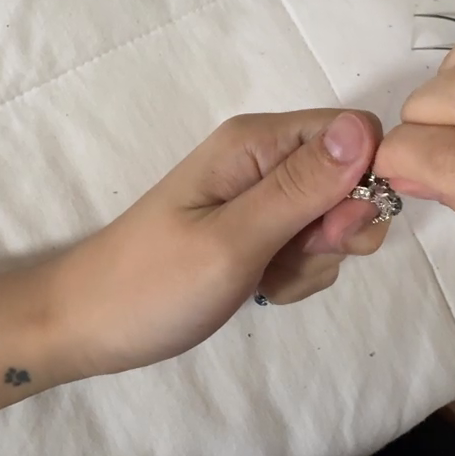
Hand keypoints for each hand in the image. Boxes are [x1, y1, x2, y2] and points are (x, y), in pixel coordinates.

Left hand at [45, 110, 391, 378]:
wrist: (90, 326)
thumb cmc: (153, 283)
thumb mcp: (232, 240)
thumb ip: (302, 188)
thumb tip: (364, 129)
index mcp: (257, 142)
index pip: (355, 132)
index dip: (364, 178)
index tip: (334, 229)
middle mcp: (265, 158)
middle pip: (351, 178)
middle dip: (338, 228)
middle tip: (292, 258)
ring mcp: (262, 195)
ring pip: (334, 219)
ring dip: (314, 259)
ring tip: (263, 279)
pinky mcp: (260, 230)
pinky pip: (310, 247)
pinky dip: (297, 274)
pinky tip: (259, 288)